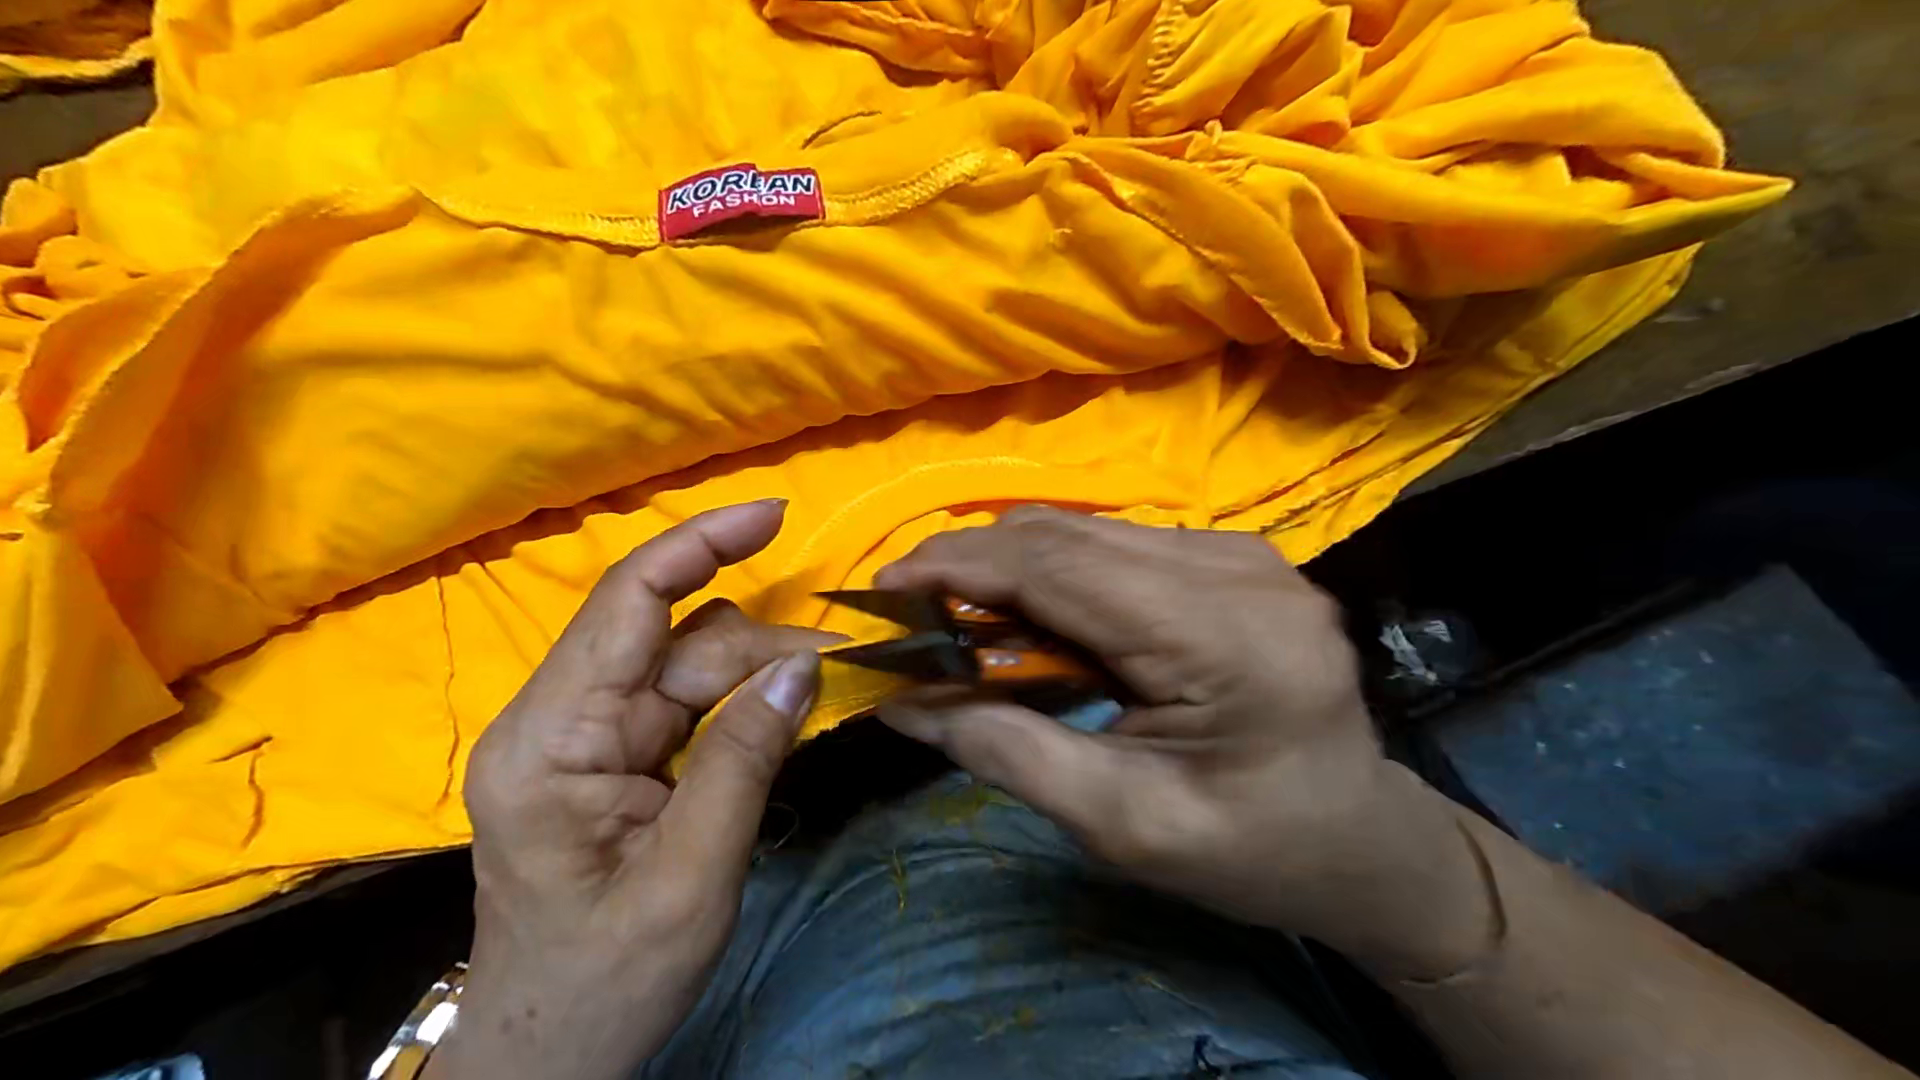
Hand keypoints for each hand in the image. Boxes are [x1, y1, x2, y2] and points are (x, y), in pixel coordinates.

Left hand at [428, 501, 838, 1079]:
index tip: (772, 515)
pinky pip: (690, 698)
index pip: (626, 603)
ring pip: (691, 663)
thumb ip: (744, 760)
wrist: (552, 1053)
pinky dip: (742, 699)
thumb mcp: (692, 876)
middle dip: (760, 646)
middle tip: (834, 669)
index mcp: (554, 739)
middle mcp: (563, 718)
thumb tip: (801, 666)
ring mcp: (590, 734)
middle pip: (678, 638)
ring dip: (757, 672)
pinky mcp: (616, 753)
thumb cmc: (608, 978)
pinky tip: (778, 716)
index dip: (699, 544)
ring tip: (812, 697)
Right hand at [874, 507, 1497, 980]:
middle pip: (1069, 532)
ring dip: (1011, 567)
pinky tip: (1039, 619)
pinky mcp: (1232, 554)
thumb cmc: (1250, 851)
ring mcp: (1241, 551)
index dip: (960, 565)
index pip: (1062, 568)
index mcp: (1226, 638)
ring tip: (966, 620)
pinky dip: (1056, 572)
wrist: (1361, 840)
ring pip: (1086, 528)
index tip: (884, 588)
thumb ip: (1007, 752)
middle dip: (974, 563)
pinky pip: (1115, 542)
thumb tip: (901, 699)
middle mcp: (1238, 568)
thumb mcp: (1121, 824)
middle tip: (914, 615)